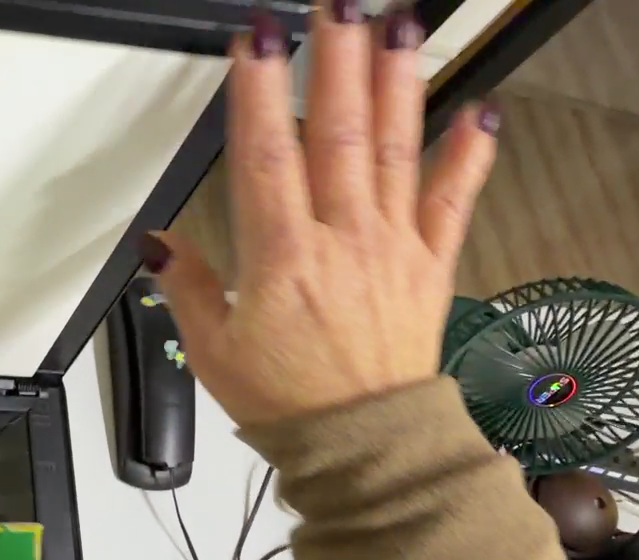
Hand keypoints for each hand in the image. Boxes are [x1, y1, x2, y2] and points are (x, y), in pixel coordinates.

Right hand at [143, 5, 498, 426]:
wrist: (357, 439)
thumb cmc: (284, 398)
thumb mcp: (212, 350)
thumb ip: (188, 289)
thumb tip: (158, 247)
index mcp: (281, 260)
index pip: (265, 159)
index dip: (258, 96)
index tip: (255, 44)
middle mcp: (342, 240)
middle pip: (336, 134)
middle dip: (334, 60)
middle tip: (336, 4)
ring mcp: (391, 245)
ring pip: (393, 148)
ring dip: (396, 80)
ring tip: (397, 23)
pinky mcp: (427, 262)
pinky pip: (452, 199)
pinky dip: (469, 153)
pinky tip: (480, 110)